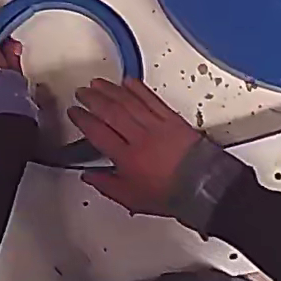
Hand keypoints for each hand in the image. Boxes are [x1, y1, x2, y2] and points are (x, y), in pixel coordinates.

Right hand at [66, 78, 200, 215]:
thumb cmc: (172, 194)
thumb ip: (107, 186)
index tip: (74, 112)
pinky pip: (152, 100)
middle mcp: (140, 139)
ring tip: (97, 83)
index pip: (97, 132)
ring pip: (128, 102)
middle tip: (82, 92)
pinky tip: (128, 82)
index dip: (82, 119)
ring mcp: (157, 127)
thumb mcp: (133, 198)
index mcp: (127, 158)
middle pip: (110, 112)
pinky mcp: (172, 120)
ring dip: (110, 90)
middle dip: (92, 99)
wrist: (206, 188)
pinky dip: (138, 89)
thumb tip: (89, 177)